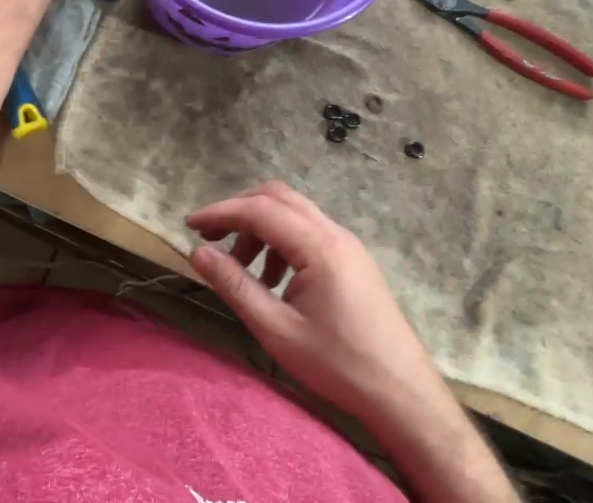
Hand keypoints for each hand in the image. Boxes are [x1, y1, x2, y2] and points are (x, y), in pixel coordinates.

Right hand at [186, 181, 435, 422]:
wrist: (403, 395)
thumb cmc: (338, 365)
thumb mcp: (276, 330)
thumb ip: (235, 286)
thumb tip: (198, 252)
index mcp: (318, 246)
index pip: (259, 209)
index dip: (220, 212)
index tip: (189, 225)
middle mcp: (334, 233)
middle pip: (277, 197)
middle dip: (238, 210)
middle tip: (209, 236)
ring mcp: (348, 245)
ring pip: (293, 212)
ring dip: (259, 227)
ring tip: (239, 266)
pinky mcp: (353, 260)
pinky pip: (308, 232)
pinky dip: (280, 241)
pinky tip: (272, 280)